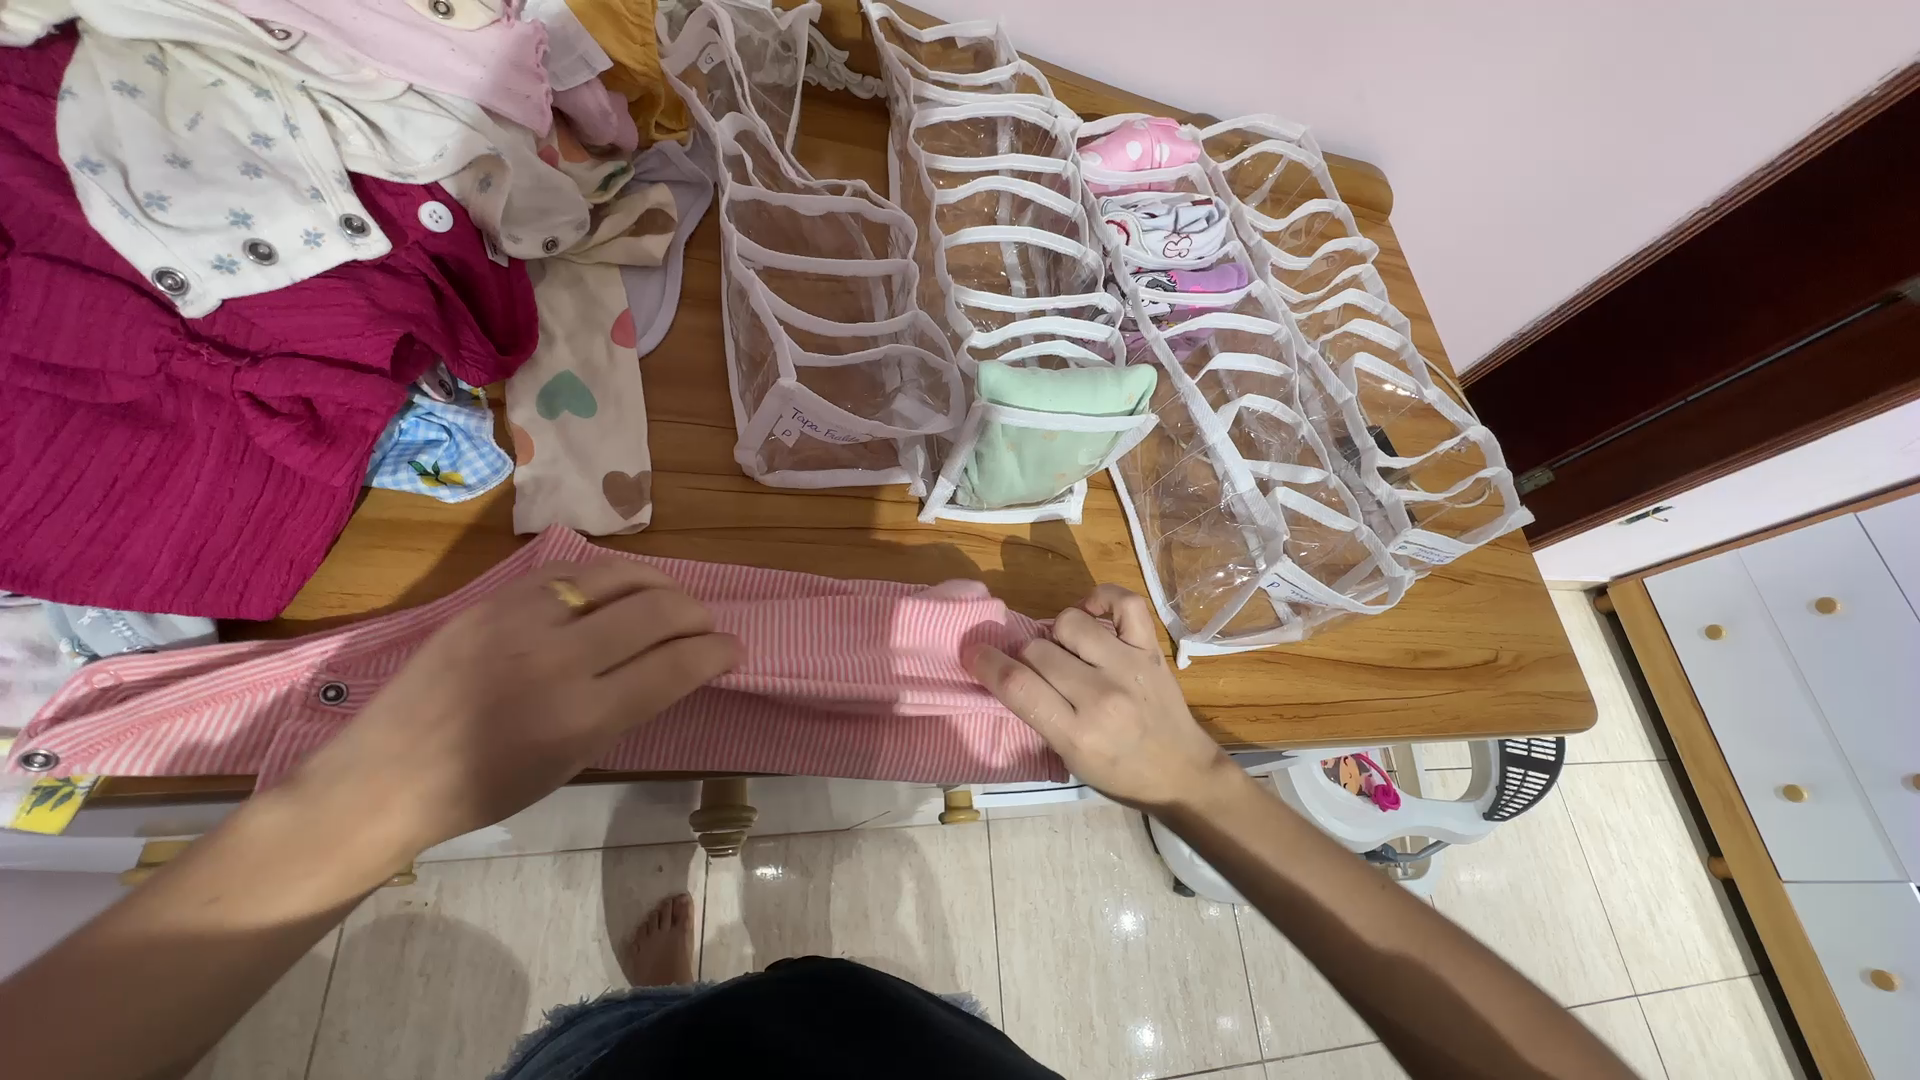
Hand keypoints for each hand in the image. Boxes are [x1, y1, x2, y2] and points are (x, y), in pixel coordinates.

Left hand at [288, 559, 739, 857]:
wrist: (384, 776)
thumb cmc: (487, 789)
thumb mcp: (574, 761)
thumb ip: (629, 706)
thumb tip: (678, 664)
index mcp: (581, 718)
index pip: (676, 665)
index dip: (717, 652)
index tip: (733, 650)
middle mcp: (556, 661)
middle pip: (658, 612)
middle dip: (699, 616)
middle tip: (707, 627)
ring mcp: (520, 621)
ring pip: (620, 577)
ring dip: (663, 585)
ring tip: (673, 601)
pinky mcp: (493, 600)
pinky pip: (571, 572)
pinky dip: (611, 578)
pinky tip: (620, 590)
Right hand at [965, 585, 1233, 811]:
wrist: (1182, 774)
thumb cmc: (1119, 773)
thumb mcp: (1068, 759)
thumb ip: (1038, 715)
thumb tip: (1008, 671)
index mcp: (1076, 733)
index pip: (1017, 685)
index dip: (987, 663)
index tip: (975, 653)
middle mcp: (1101, 696)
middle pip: (1037, 650)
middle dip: (1026, 657)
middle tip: (1039, 670)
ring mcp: (1129, 667)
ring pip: (1069, 622)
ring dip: (1058, 634)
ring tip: (1067, 650)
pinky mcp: (1151, 650)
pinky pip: (1124, 602)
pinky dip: (1102, 599)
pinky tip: (1093, 614)